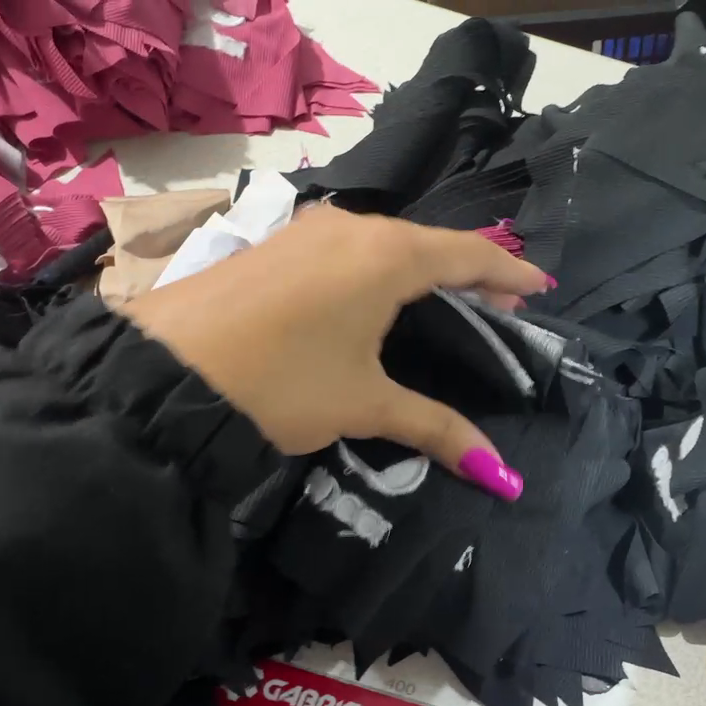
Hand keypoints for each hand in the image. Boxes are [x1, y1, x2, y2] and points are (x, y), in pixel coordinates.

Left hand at [120, 205, 550, 498]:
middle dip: (471, 275)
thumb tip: (502, 476)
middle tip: (501, 310)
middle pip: (429, 245)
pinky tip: (381, 303)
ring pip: (387, 246)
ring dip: (424, 273)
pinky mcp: (276, 248)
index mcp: (386, 256)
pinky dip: (383, 273)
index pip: (468, 254)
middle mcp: (350, 228)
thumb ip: (438, 429)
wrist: (164, 377)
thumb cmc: (282, 383)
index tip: (542, 288)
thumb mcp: (366, 405)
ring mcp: (306, 232)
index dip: (509, 272)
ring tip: (449, 308)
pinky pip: (350, 252)